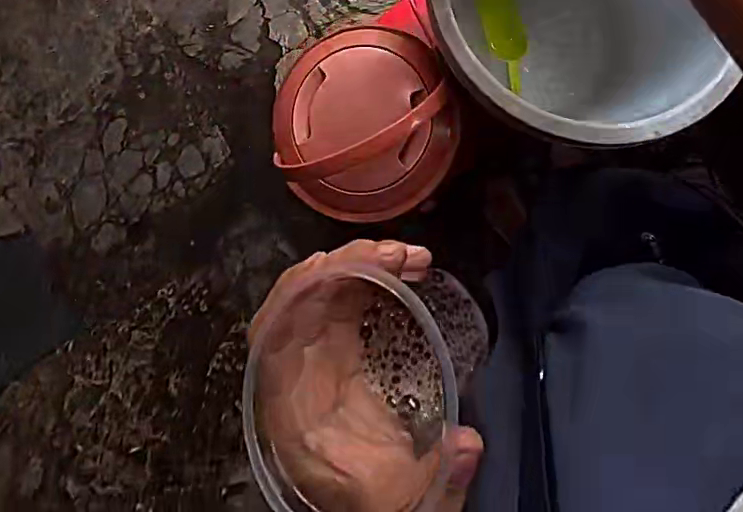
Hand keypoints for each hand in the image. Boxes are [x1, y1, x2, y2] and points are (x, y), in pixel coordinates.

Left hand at [249, 240, 483, 511]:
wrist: (369, 509)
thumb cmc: (372, 503)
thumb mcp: (402, 500)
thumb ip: (436, 481)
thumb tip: (471, 443)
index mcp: (292, 405)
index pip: (271, 331)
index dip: (296, 290)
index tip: (337, 265)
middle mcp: (298, 373)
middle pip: (303, 297)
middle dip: (348, 263)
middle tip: (400, 256)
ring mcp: (319, 357)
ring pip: (327, 290)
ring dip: (365, 263)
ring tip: (411, 258)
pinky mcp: (342, 351)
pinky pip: (346, 298)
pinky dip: (371, 276)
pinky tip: (401, 271)